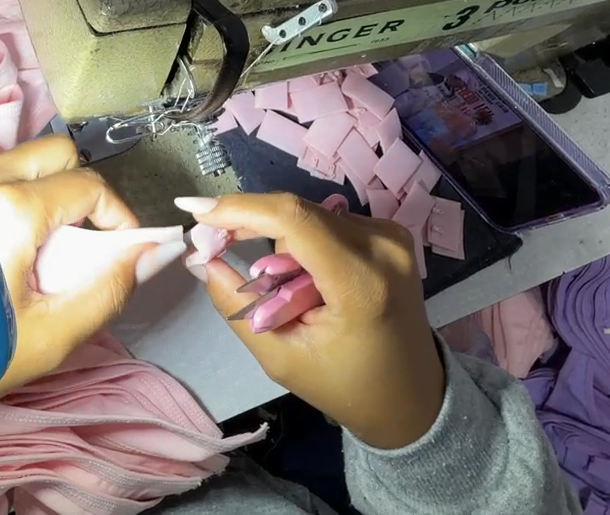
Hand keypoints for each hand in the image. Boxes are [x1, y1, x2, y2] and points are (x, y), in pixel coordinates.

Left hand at [0, 137, 177, 456]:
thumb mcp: (50, 338)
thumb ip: (109, 289)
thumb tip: (151, 250)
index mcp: (11, 209)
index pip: (89, 186)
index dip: (119, 215)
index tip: (123, 249)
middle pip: (58, 151)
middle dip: (84, 189)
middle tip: (84, 240)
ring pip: (23, 155)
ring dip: (48, 185)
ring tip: (45, 241)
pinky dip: (14, 186)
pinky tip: (8, 235)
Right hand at [179, 192, 447, 448]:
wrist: (414, 400)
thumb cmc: (347, 386)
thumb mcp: (281, 357)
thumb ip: (236, 304)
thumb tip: (199, 258)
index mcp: (360, 282)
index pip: (291, 219)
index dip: (239, 208)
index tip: (195, 210)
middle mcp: (381, 246)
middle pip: (293, 214)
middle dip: (250, 227)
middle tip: (215, 246)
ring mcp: (391, 236)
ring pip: (306, 217)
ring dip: (281, 243)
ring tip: (284, 291)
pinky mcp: (390, 233)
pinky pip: (325, 222)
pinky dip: (304, 243)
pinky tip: (305, 278)